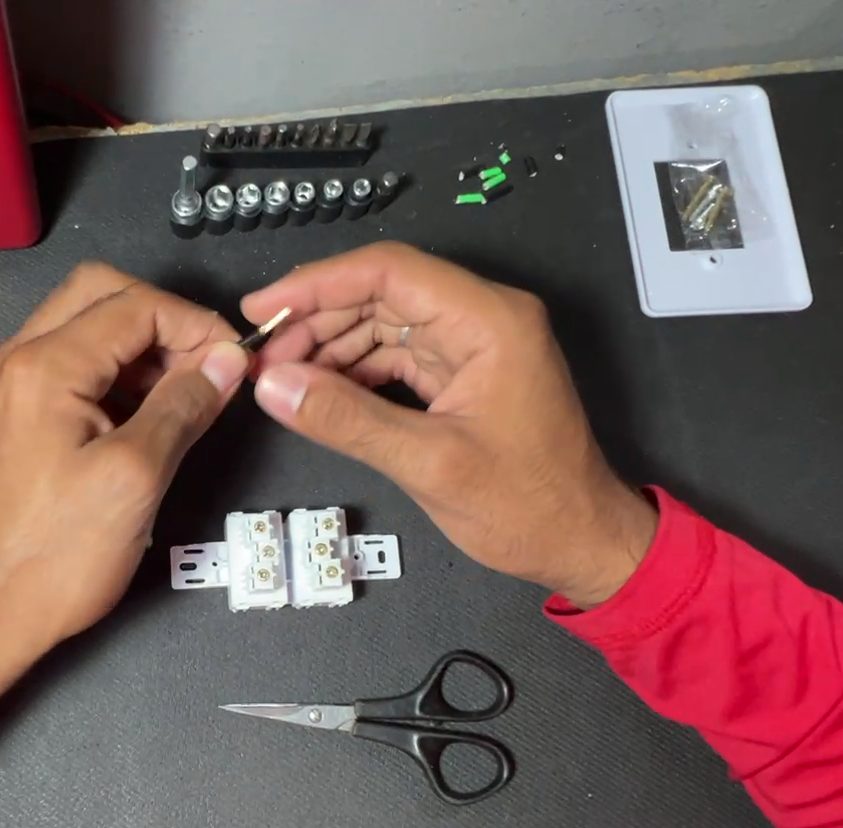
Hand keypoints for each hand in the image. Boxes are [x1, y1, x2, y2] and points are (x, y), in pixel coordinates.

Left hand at [0, 263, 246, 718]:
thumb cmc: (59, 557)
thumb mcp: (137, 478)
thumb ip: (184, 406)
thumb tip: (228, 360)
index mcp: (43, 365)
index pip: (134, 306)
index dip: (195, 324)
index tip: (234, 362)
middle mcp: (15, 360)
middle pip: (100, 295)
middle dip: (163, 321)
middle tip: (205, 367)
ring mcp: (9, 387)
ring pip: (85, 328)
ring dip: (140, 348)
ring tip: (184, 395)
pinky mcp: (13, 416)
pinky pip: (70, 368)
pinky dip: (114, 376)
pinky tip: (146, 415)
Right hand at [241, 242, 654, 607]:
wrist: (580, 541)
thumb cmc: (527, 506)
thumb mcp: (430, 464)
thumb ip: (347, 421)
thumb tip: (274, 387)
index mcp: (488, 321)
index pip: (389, 271)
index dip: (317, 284)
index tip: (261, 308)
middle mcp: (481, 319)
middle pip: (381, 293)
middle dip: (315, 320)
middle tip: (263, 358)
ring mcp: (470, 346)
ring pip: (382, 324)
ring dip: (328, 347)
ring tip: (281, 378)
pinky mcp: (460, 374)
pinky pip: (394, 355)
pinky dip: (352, 371)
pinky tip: (319, 392)